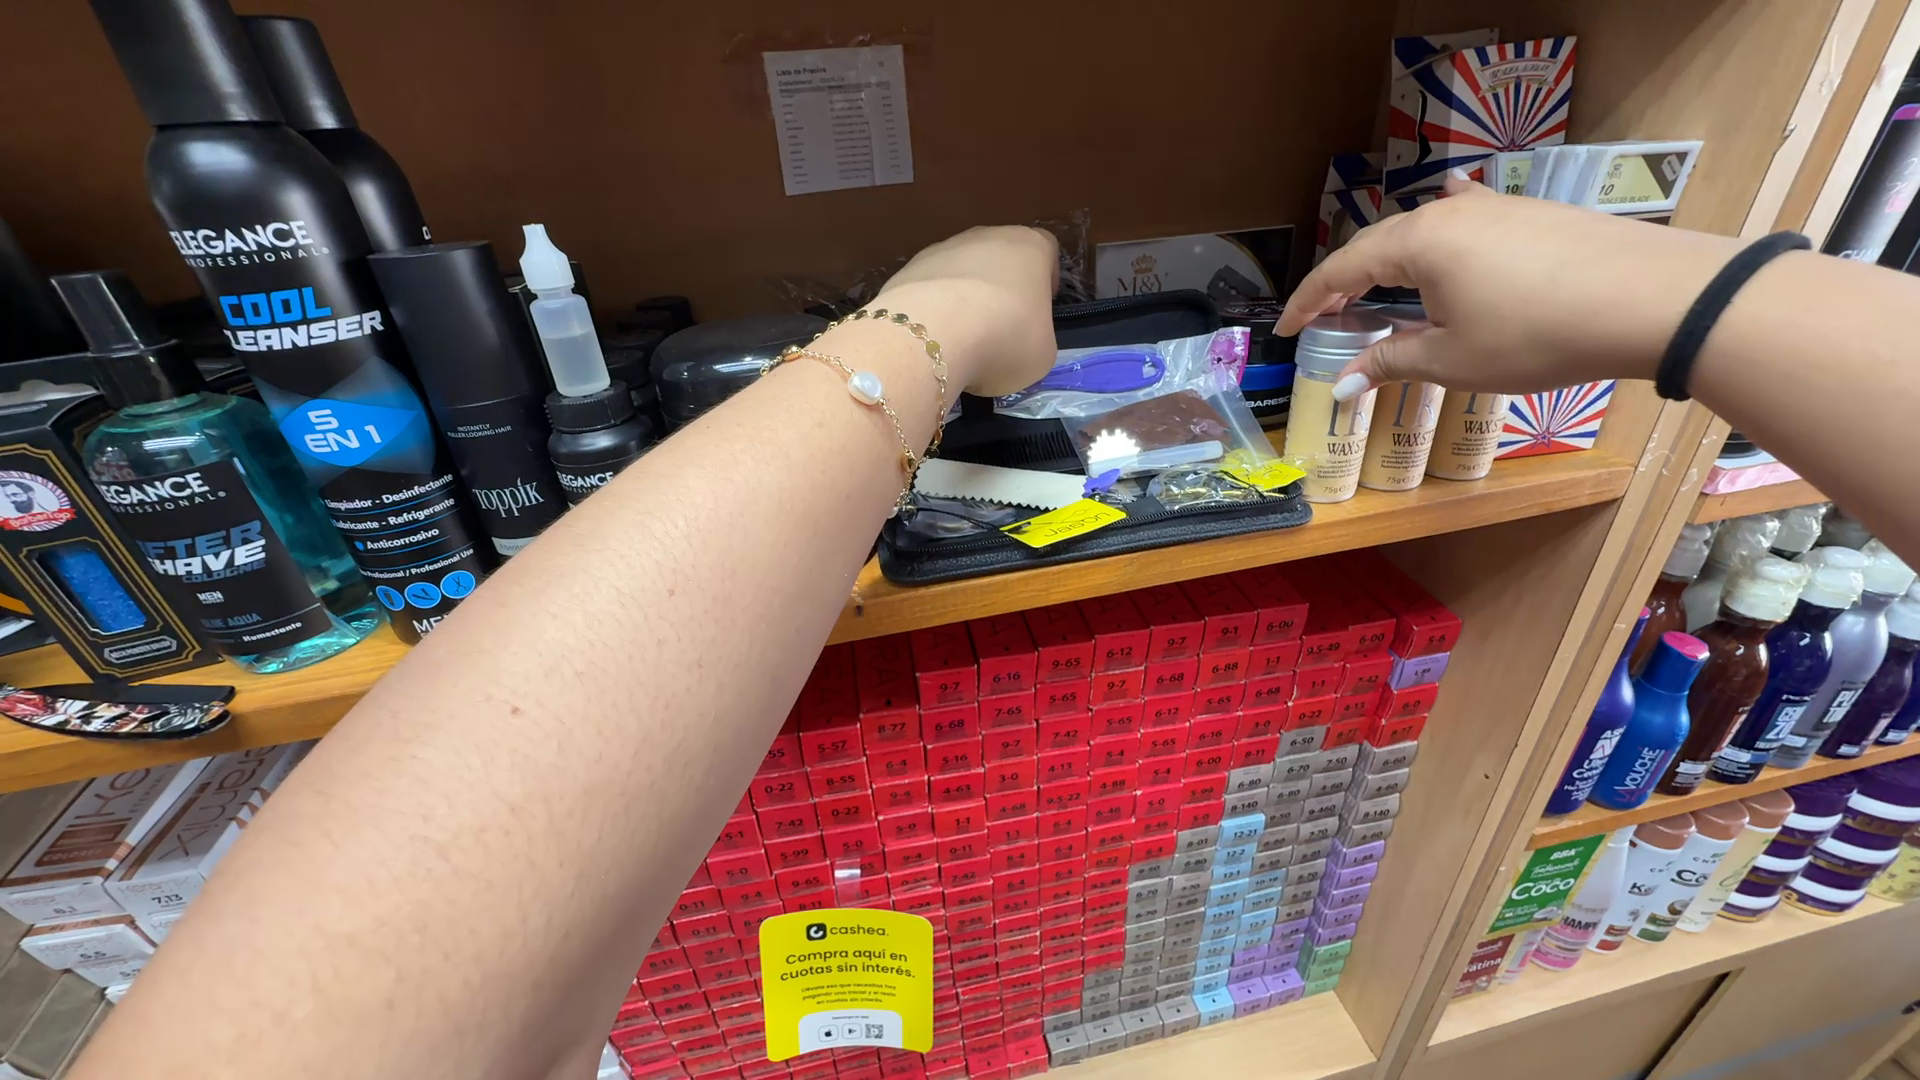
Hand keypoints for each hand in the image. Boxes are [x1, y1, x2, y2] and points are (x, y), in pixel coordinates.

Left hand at [874, 226, 1060, 396]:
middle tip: (1000, 332)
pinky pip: (929, 290)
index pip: (1046, 251)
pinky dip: (933, 312)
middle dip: (1001, 291)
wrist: (935, 334)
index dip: (1045, 281)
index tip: (1039, 310)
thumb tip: (1018, 342)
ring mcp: (942, 249)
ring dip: (964, 300)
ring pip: (961, 272)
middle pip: (1000, 259)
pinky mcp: (907, 270)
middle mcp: (986, 236)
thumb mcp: (1042, 354)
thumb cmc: (1006, 339)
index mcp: (1030, 247)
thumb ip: (1038, 337)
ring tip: (962, 342)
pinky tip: (934, 341)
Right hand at [1278, 174, 1742, 400]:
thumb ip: (1388, 362)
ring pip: (1419, 234)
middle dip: (1342, 284)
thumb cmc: (1536, 333)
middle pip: (1376, 245)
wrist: (1660, 299)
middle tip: (1320, 318)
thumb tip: (1339, 386)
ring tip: (1370, 294)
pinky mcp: (1531, 217)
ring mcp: (1495, 208)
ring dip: (1386, 266)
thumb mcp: (1450, 358)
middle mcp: (1450, 212)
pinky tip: (1438, 242)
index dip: (1307, 303)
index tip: (1284, 330)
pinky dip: (1431, 251)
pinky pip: (1460, 228)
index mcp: (1419, 242)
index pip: (1342, 270)